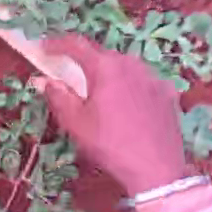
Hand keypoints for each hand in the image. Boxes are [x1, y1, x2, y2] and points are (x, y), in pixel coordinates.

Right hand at [35, 35, 188, 195]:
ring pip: (124, 67)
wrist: (156, 168)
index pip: (76, 45)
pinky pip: (142, 82)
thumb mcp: (75, 123)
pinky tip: (126, 107)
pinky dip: (129, 87)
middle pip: (102, 55)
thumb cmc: (109, 144)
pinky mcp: (168, 93)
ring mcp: (153, 77)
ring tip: (100, 94)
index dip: (57, 43)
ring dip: (108, 74)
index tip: (44, 47)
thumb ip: (58, 96)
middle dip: (84, 62)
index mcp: (106, 68)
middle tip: (70, 75)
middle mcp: (132, 64)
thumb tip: (46, 81)